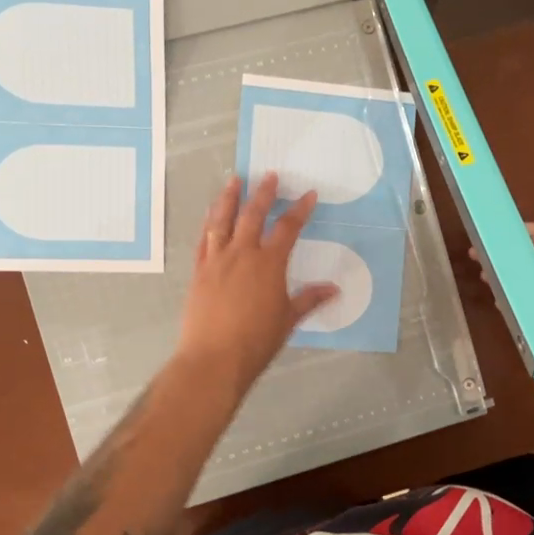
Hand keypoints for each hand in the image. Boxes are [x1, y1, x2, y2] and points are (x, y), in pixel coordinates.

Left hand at [175, 172, 337, 390]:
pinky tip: (211, 217)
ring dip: (229, 198)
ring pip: (222, 220)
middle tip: (269, 176)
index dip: (300, 210)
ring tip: (234, 181)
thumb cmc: (257, 341)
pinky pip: (204, 240)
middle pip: (253, 215)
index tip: (308, 195)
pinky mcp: (199, 272)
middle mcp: (242, 254)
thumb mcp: (288, 319)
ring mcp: (217, 261)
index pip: (288, 228)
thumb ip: (309, 299)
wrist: (213, 358)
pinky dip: (208, 224)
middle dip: (263, 193)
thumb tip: (334, 289)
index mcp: (269, 263)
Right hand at [475, 223, 533, 364]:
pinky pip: (527, 305)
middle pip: (529, 257)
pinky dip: (512, 301)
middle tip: (477, 259)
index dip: (513, 231)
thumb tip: (505, 245)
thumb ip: (533, 255)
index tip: (485, 233)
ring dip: (506, 279)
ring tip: (484, 280)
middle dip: (505, 256)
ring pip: (526, 282)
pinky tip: (499, 303)